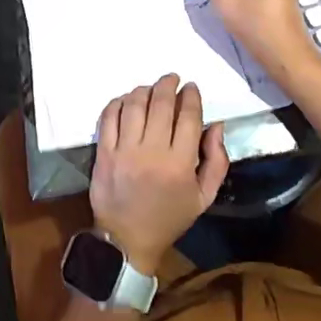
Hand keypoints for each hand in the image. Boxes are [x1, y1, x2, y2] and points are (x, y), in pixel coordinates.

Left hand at [90, 75, 226, 274]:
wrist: (127, 241)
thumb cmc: (169, 218)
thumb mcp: (204, 197)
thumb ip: (217, 161)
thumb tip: (217, 125)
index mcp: (180, 163)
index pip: (188, 116)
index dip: (191, 96)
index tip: (191, 88)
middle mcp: (152, 152)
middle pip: (161, 104)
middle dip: (168, 84)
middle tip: (172, 79)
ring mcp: (124, 151)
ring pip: (134, 105)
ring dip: (144, 90)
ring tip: (151, 88)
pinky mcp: (104, 154)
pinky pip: (109, 117)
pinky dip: (118, 102)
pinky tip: (127, 100)